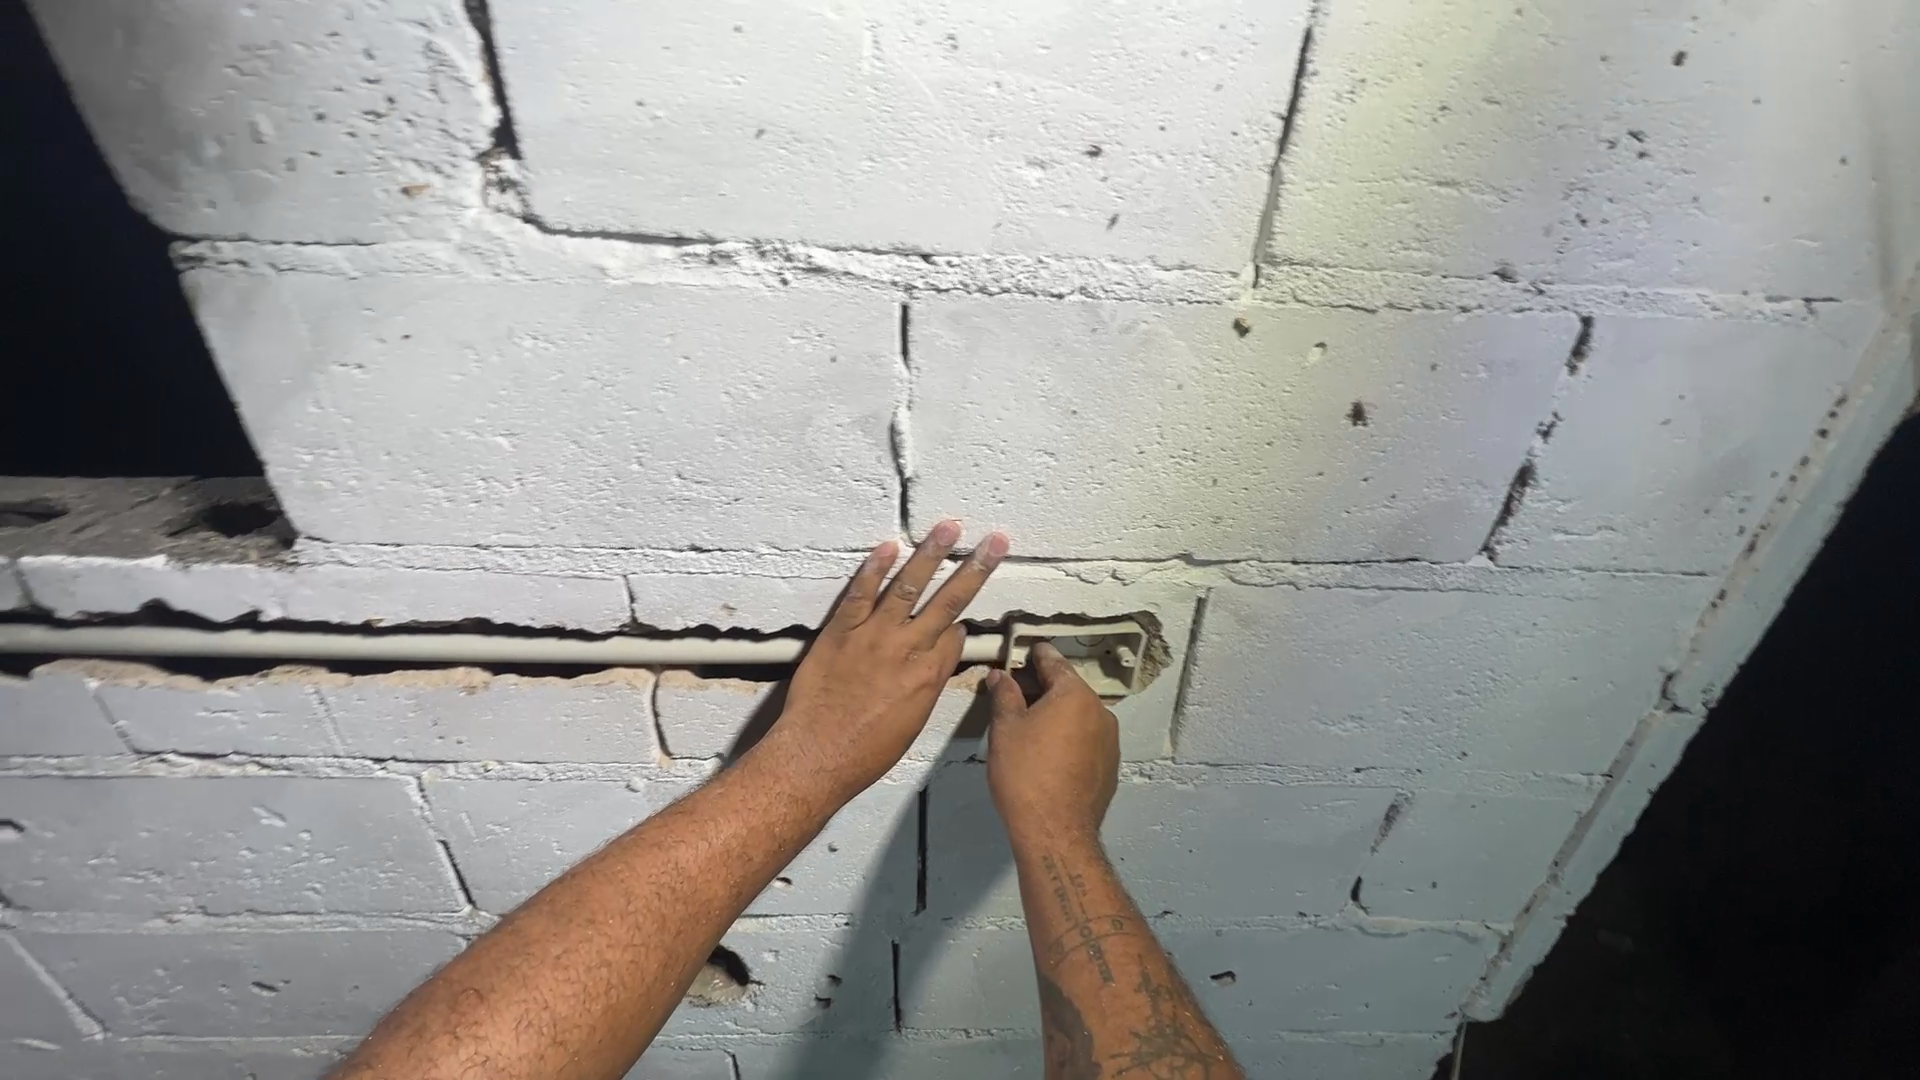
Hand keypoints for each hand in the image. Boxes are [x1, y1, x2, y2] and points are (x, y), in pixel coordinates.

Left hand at [766, 520, 1009, 805]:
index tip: (960, 618)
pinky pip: (860, 593)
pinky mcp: (841, 631)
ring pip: (908, 586)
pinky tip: (888, 546)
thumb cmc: (867, 752)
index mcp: (930, 676)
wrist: (817, 756)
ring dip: (930, 553)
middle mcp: (908, 649)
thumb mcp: (912, 723)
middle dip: (975, 568)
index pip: (955, 635)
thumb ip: (925, 685)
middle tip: (995, 541)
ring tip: (949, 526)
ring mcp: (874, 636)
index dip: (960, 624)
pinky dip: (874, 568)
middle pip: (949, 601)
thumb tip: (933, 662)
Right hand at [984, 642, 1119, 846]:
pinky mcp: (1110, 766)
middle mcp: (1100, 711)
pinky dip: (1069, 735)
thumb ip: (1004, 695)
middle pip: (1068, 688)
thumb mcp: (1006, 729)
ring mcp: (1110, 741)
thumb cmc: (1026, 774)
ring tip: (1030, 723)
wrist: (1056, 832)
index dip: (1036, 655)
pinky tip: (1049, 751)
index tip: (1027, 649)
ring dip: (1057, 712)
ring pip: (1079, 715)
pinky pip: (1087, 738)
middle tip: (1017, 688)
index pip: (1054, 662)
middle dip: (1044, 686)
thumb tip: (1000, 675)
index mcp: (1075, 695)